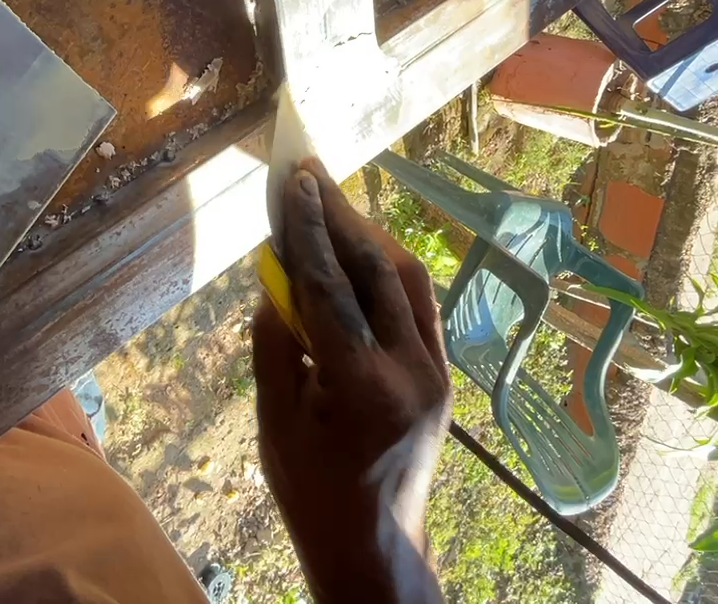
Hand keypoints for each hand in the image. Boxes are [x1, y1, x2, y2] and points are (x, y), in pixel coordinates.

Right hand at [253, 160, 450, 603]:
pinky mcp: (443, 373)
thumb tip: (276, 273)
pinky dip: (386, 265)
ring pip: (406, 278)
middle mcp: (411, 369)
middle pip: (374, 270)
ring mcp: (436, 370)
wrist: (375, 546)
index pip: (331, 286)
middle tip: (310, 171)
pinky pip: (418, 302)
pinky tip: (360, 246)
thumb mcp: (274, 417)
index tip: (295, 181)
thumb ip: (274, 340)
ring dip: (365, 232)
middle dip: (339, 214)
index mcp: (362, 386)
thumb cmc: (311, 490)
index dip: (308, 228)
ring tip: (330, 200)